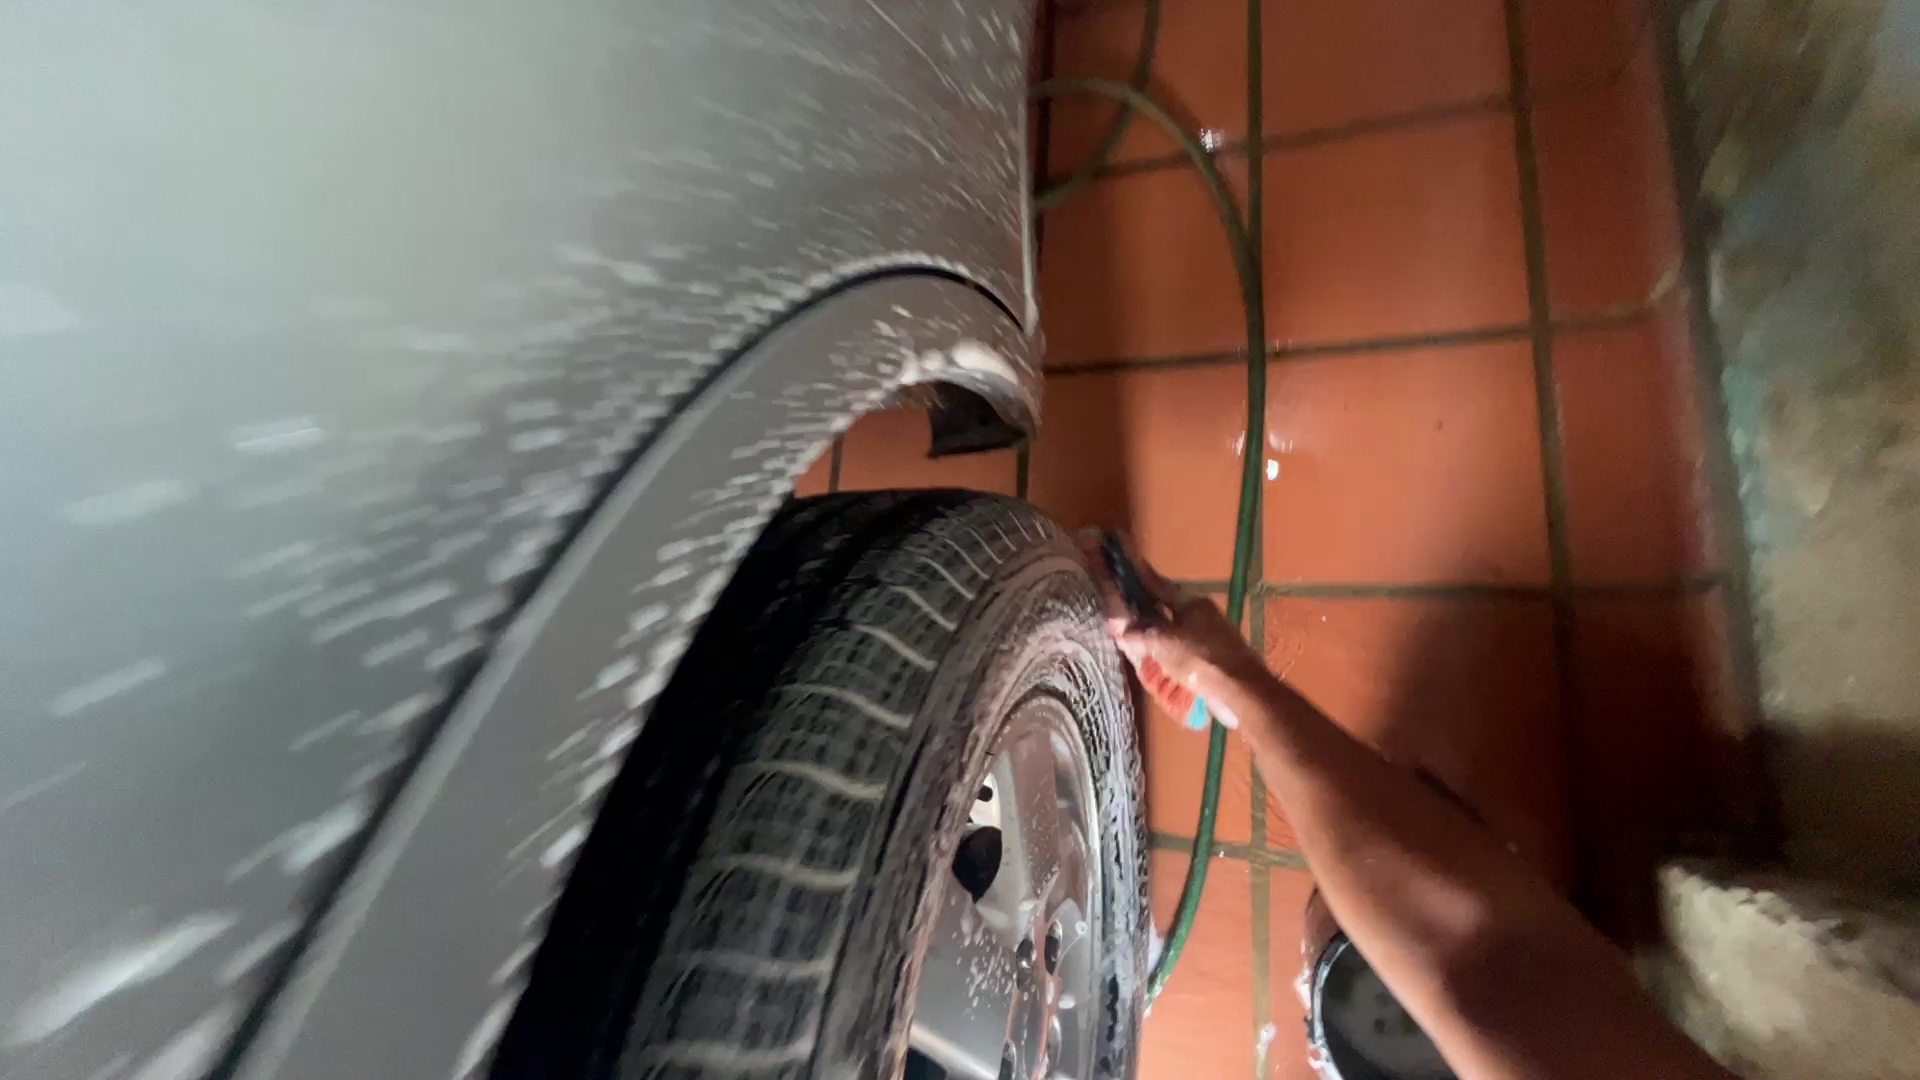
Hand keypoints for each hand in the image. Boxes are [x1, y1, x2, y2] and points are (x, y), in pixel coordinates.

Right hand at [1077, 532, 1270, 728]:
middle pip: (1167, 608)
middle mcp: (1203, 614)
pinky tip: (1158, 662)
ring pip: (1175, 630)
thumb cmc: (1200, 659)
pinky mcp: (1215, 658)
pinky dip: (1168, 653)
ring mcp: (1212, 636)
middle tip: (1125, 611)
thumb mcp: (1161, 642)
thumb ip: (1139, 633)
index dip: (1139, 572)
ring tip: (1137, 641)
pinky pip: (1183, 649)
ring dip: (1156, 635)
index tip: (1126, 556)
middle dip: (1146, 610)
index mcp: (1191, 603)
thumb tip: (1123, 630)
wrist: (1240, 691)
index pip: (1158, 584)